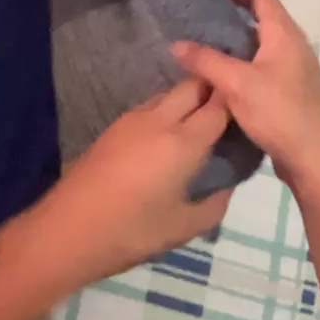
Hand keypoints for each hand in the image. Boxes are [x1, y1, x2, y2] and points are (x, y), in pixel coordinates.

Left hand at [0, 78, 232, 293]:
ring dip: (188, 98)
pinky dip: (167, 110)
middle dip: (213, 89)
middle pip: (193, 87)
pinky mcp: (114, 128)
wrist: (67, 229)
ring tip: (203, 117)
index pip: (219, 107)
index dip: (237, 102)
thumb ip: (214, 205)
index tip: (252, 107)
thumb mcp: (182, 228)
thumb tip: (227, 186)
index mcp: (182, 142)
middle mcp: (159, 120)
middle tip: (230, 108)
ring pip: (169, 94)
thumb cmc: (130, 232)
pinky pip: (150, 107)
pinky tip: (170, 132)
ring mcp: (132, 120)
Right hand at [171, 0, 319, 188]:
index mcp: (284, 35)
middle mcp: (293, 48)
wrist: (317, 159)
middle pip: (260, 22)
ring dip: (234, 49)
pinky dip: (241, 70)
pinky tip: (220, 84)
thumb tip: (176, 43)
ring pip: (260, 50)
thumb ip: (206, 61)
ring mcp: (294, 73)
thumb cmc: (281, 113)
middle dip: (230, 20)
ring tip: (201, 52)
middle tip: (197, 23)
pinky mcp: (291, 96)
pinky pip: (262, 72)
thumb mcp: (237, 84)